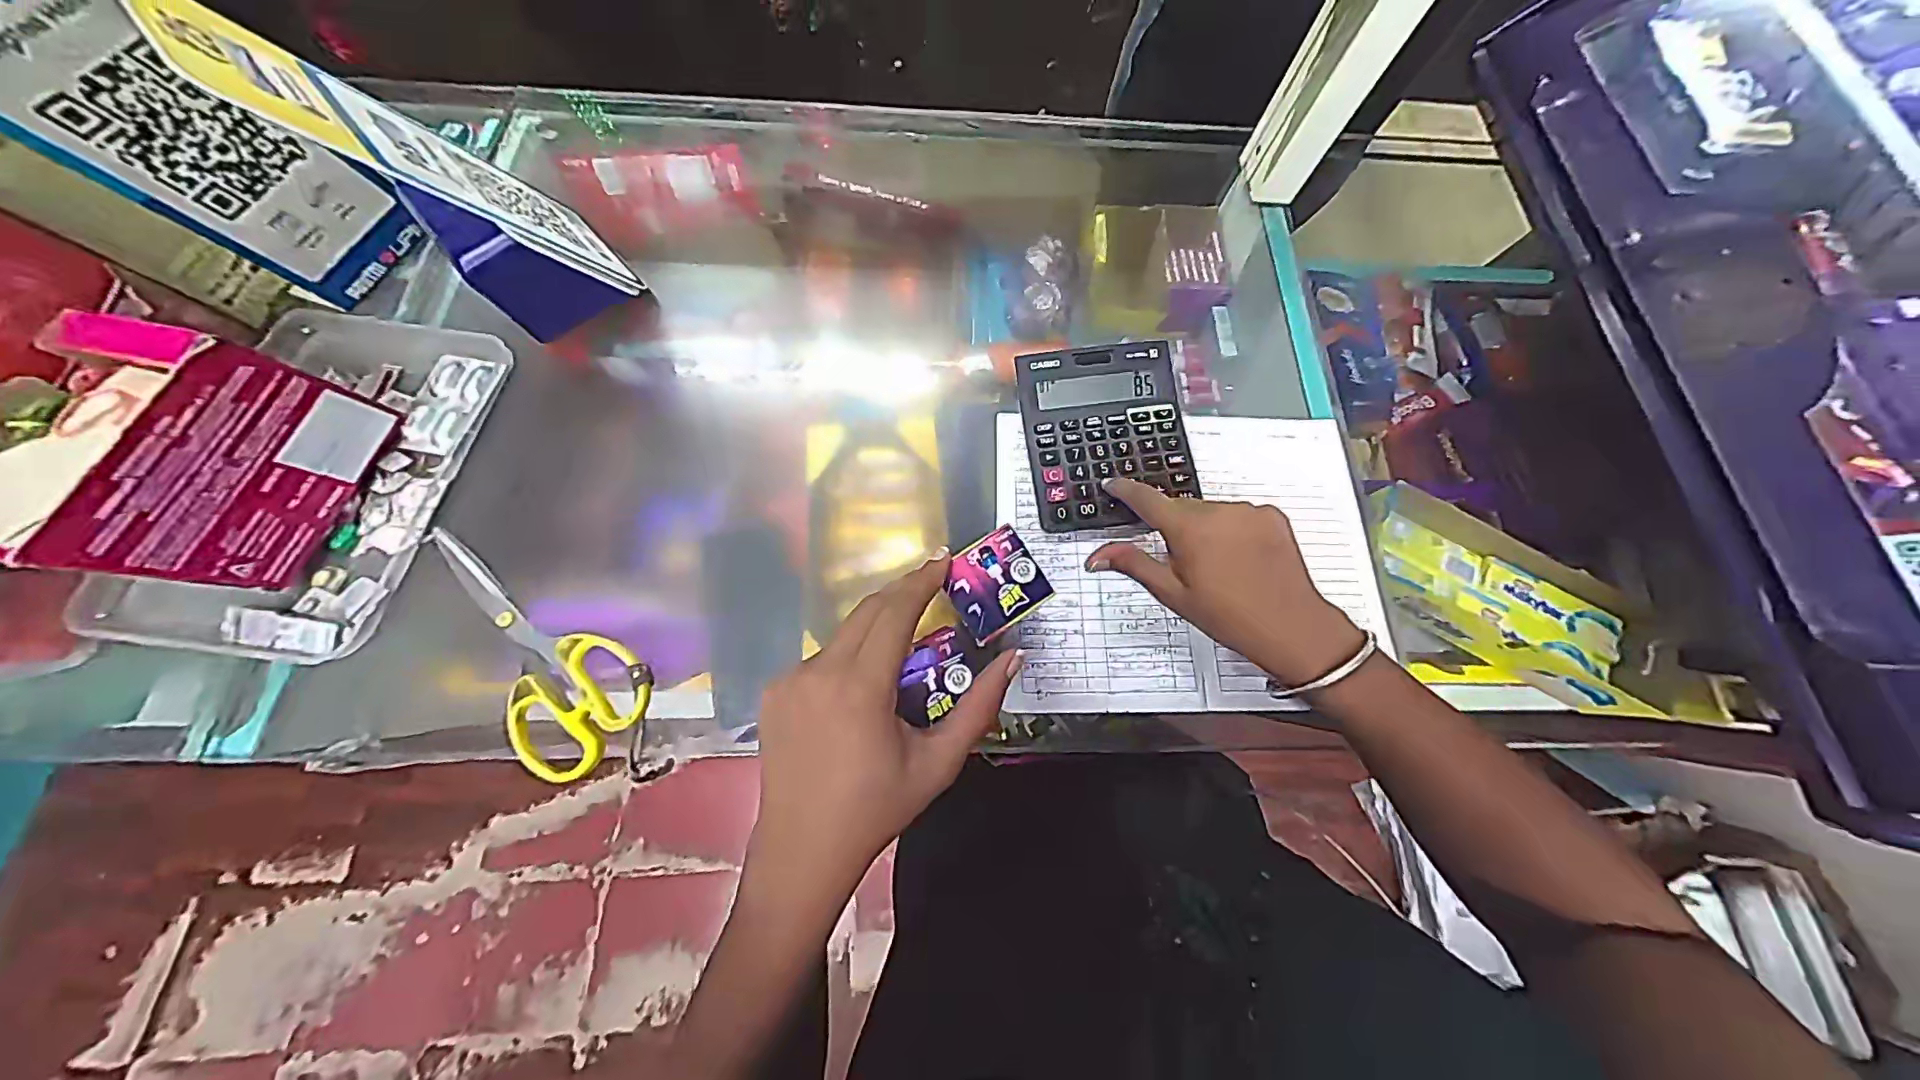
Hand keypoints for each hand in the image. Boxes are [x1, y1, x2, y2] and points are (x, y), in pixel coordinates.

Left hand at [750, 551, 1020, 894]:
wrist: (802, 849)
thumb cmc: (876, 809)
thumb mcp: (938, 762)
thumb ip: (979, 707)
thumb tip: (1012, 660)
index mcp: (860, 687)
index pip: (894, 612)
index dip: (921, 581)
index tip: (942, 561)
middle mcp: (819, 673)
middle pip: (866, 611)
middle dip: (901, 591)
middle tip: (933, 583)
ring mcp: (790, 680)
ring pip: (843, 635)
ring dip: (876, 628)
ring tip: (905, 644)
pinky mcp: (775, 692)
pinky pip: (821, 659)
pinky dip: (849, 657)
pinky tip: (863, 687)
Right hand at [1087, 477, 1364, 685]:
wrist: (1290, 627)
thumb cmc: (1232, 617)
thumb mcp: (1173, 593)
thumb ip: (1133, 564)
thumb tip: (1099, 555)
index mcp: (1190, 529)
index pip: (1146, 499)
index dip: (1125, 490)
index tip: (1113, 484)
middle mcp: (1220, 512)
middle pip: (1179, 508)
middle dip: (1173, 528)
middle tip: (1181, 563)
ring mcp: (1249, 512)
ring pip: (1209, 512)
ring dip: (1203, 530)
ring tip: (1215, 568)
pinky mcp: (1271, 516)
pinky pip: (1237, 514)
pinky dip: (1230, 530)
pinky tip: (1236, 559)